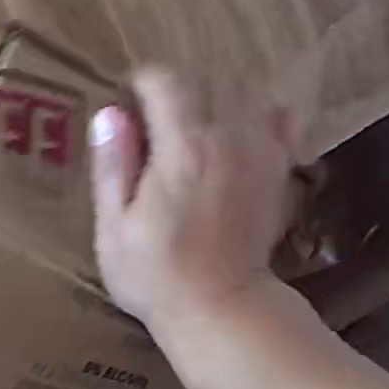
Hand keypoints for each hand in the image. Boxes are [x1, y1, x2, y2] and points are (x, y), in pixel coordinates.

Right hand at [90, 68, 294, 332]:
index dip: (142, 83)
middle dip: (179, 89)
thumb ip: (111, 169)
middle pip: (208, 79)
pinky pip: (279, 115)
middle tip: (157, 119)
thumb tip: (108, 114)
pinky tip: (238, 135)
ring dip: (218, 97)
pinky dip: (258, 113)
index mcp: (181, 150)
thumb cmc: (156, 279)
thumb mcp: (114, 232)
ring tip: (196, 125)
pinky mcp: (279, 169)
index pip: (165, 82)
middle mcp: (228, 137)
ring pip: (245, 90)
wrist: (219, 309)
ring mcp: (261, 150)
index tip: (129, 101)